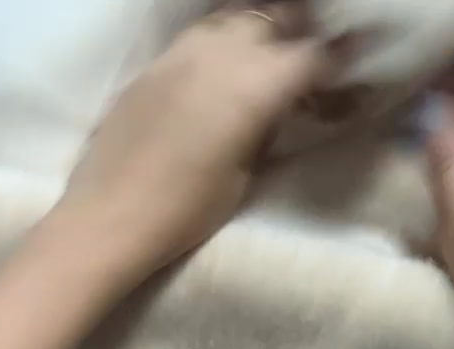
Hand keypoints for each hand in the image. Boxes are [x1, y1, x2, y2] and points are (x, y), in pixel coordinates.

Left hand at [50, 4, 323, 285]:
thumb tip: (275, 111)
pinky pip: (190, 44)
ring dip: (251, 33)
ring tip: (255, 60)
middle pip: (276, 19)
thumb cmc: (178, 215)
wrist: (103, 223)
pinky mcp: (145, 72)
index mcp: (260, 82)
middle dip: (296, 35)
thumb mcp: (240, 180)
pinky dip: (210, 50)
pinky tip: (209, 75)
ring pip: (230, 20)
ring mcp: (178, 57)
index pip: (318, 53)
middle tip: (302, 60)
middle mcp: (223, 53)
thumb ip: (264, 132)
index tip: (351, 66)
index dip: (340, 60)